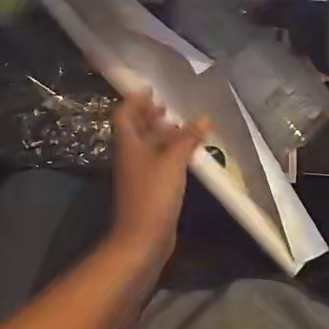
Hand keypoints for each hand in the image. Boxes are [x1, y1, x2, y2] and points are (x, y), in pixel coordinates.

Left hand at [109, 91, 206, 256]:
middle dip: (150, 116)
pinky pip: (157, 162)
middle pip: (135, 128)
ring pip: (147, 146)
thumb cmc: (153, 194)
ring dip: (162, 134)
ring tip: (183, 128)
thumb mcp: (173, 161)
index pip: (125, 113)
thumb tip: (204, 117)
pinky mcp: (148, 188)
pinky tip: (186, 155)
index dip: (136, 99)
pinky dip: (169, 153)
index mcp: (128, 143)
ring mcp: (138, 173)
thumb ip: (187, 138)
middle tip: (169, 107)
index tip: (153, 90)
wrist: (142, 238)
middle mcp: (130, 155)